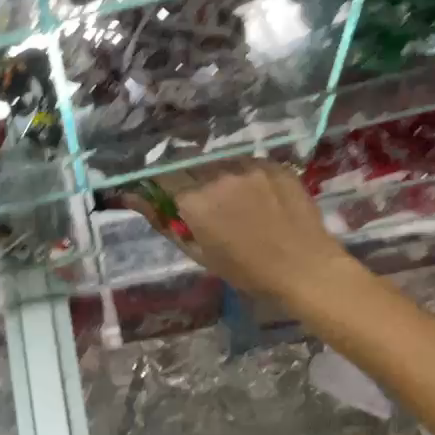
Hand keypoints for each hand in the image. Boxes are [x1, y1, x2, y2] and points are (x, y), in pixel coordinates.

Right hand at [132, 159, 359, 306]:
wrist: (303, 267)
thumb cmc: (245, 270)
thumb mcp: (197, 252)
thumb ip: (162, 221)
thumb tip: (131, 198)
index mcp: (196, 201)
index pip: (163, 176)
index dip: (160, 184)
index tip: (161, 193)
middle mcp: (219, 175)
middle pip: (191, 168)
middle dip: (189, 182)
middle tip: (201, 205)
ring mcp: (250, 166)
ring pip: (220, 164)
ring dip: (217, 177)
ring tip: (232, 203)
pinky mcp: (274, 164)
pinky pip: (247, 164)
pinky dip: (243, 177)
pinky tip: (256, 199)